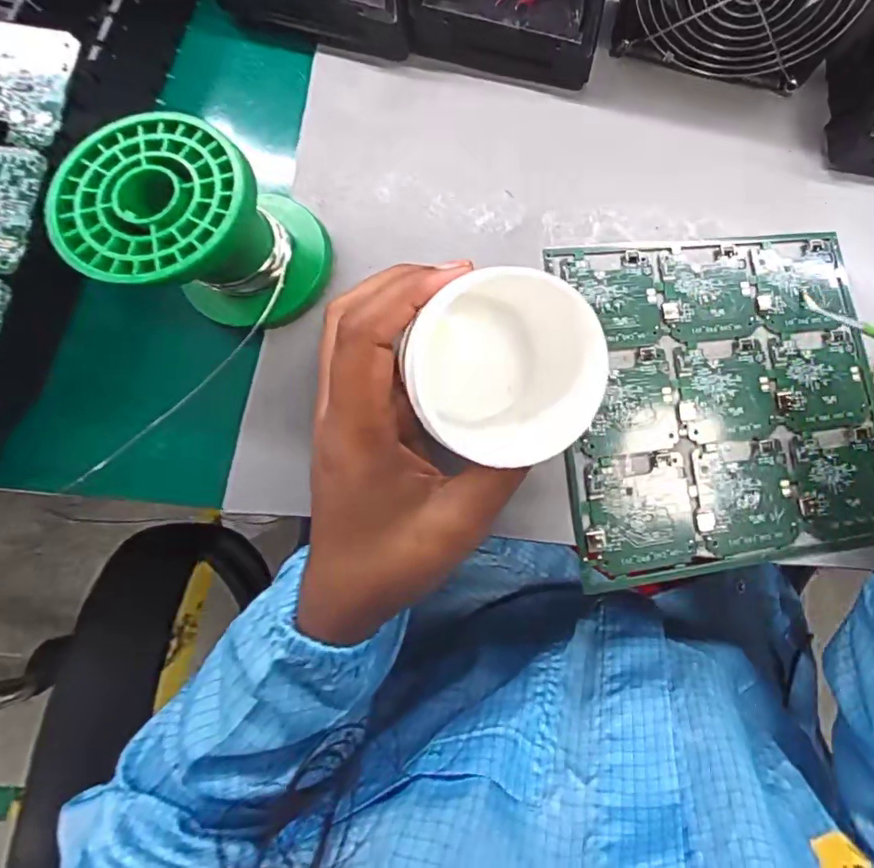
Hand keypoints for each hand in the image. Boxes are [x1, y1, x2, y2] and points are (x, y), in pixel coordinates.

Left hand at [298, 262, 528, 643]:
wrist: (342, 596)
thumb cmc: (389, 564)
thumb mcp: (457, 524)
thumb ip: (500, 471)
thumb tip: (535, 422)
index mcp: (355, 428)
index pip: (360, 337)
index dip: (404, 294)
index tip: (455, 279)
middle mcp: (338, 408)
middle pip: (346, 316)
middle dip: (399, 280)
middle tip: (457, 276)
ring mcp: (339, 409)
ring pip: (348, 328)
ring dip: (392, 296)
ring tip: (447, 289)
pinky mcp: (352, 415)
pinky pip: (363, 352)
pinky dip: (394, 325)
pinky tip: (433, 329)